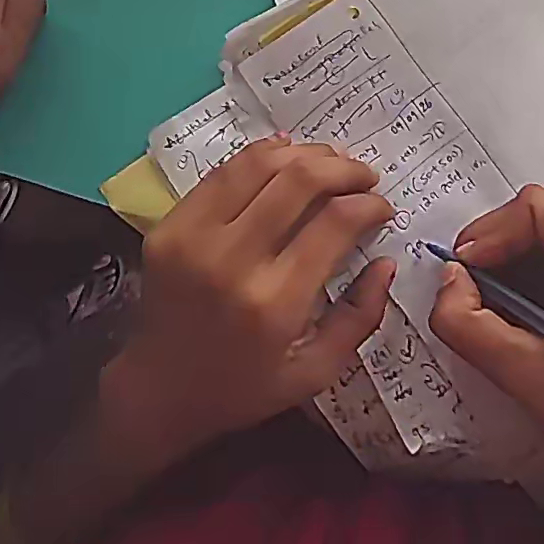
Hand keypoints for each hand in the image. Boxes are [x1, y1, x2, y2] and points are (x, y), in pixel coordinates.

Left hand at [100, 138, 396, 466]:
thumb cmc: (243, 386)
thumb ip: (359, 317)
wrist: (157, 390)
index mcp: (274, 304)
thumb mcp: (314, 372)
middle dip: (343, 169)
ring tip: (331, 160)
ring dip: (306, 153)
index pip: (333, 224)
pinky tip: (287, 153)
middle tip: (364, 175)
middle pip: (299, 181)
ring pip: (261, 164)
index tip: (382, 206)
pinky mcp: (171, 224)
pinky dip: (263, 153)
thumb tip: (385, 261)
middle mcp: (232, 261)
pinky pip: (224, 170)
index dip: (368, 205)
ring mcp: (194, 236)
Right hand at [429, 185, 543, 543]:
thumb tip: (448, 278)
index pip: (540, 212)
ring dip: (510, 271)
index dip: (491, 231)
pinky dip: (528, 284)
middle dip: (498, 254)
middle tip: (468, 290)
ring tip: (493, 312)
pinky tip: (518, 320)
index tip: (463, 265)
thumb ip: (469, 324)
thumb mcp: (527, 378)